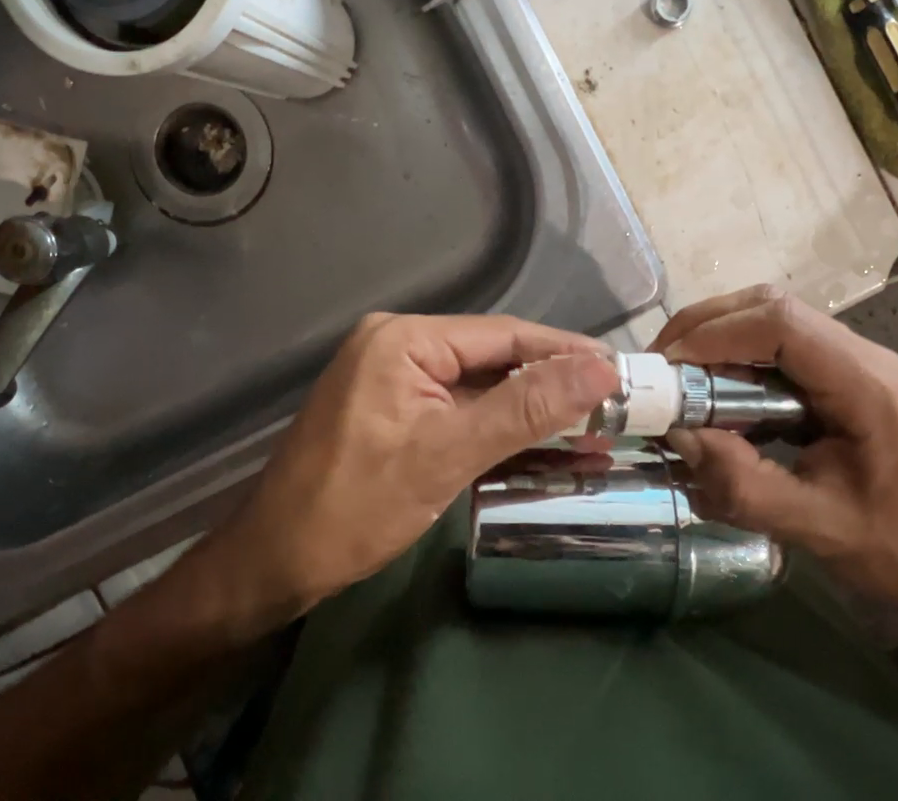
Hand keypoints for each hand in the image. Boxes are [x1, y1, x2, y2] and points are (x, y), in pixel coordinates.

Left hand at [212, 312, 619, 612]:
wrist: (274, 563)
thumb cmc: (354, 507)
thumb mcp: (447, 455)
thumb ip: (525, 409)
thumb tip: (601, 369)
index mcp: (404, 340)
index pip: (504, 335)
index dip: (566, 352)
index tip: (622, 372)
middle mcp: (398, 346)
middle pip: (494, 359)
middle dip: (554, 387)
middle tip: (616, 409)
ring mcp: (394, 380)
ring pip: (481, 389)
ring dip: (532, 414)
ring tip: (594, 434)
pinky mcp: (395, 413)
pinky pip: (460, 412)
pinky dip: (500, 432)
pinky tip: (544, 449)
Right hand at [651, 285, 897, 617]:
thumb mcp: (816, 526)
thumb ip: (744, 485)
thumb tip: (680, 436)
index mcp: (865, 385)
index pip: (781, 325)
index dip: (716, 332)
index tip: (667, 364)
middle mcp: (863, 358)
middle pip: (773, 307)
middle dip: (708, 325)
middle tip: (660, 363)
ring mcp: (857, 363)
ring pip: (775, 319)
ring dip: (720, 337)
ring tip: (677, 374)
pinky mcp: (846, 378)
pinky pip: (783, 348)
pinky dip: (739, 357)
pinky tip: (714, 391)